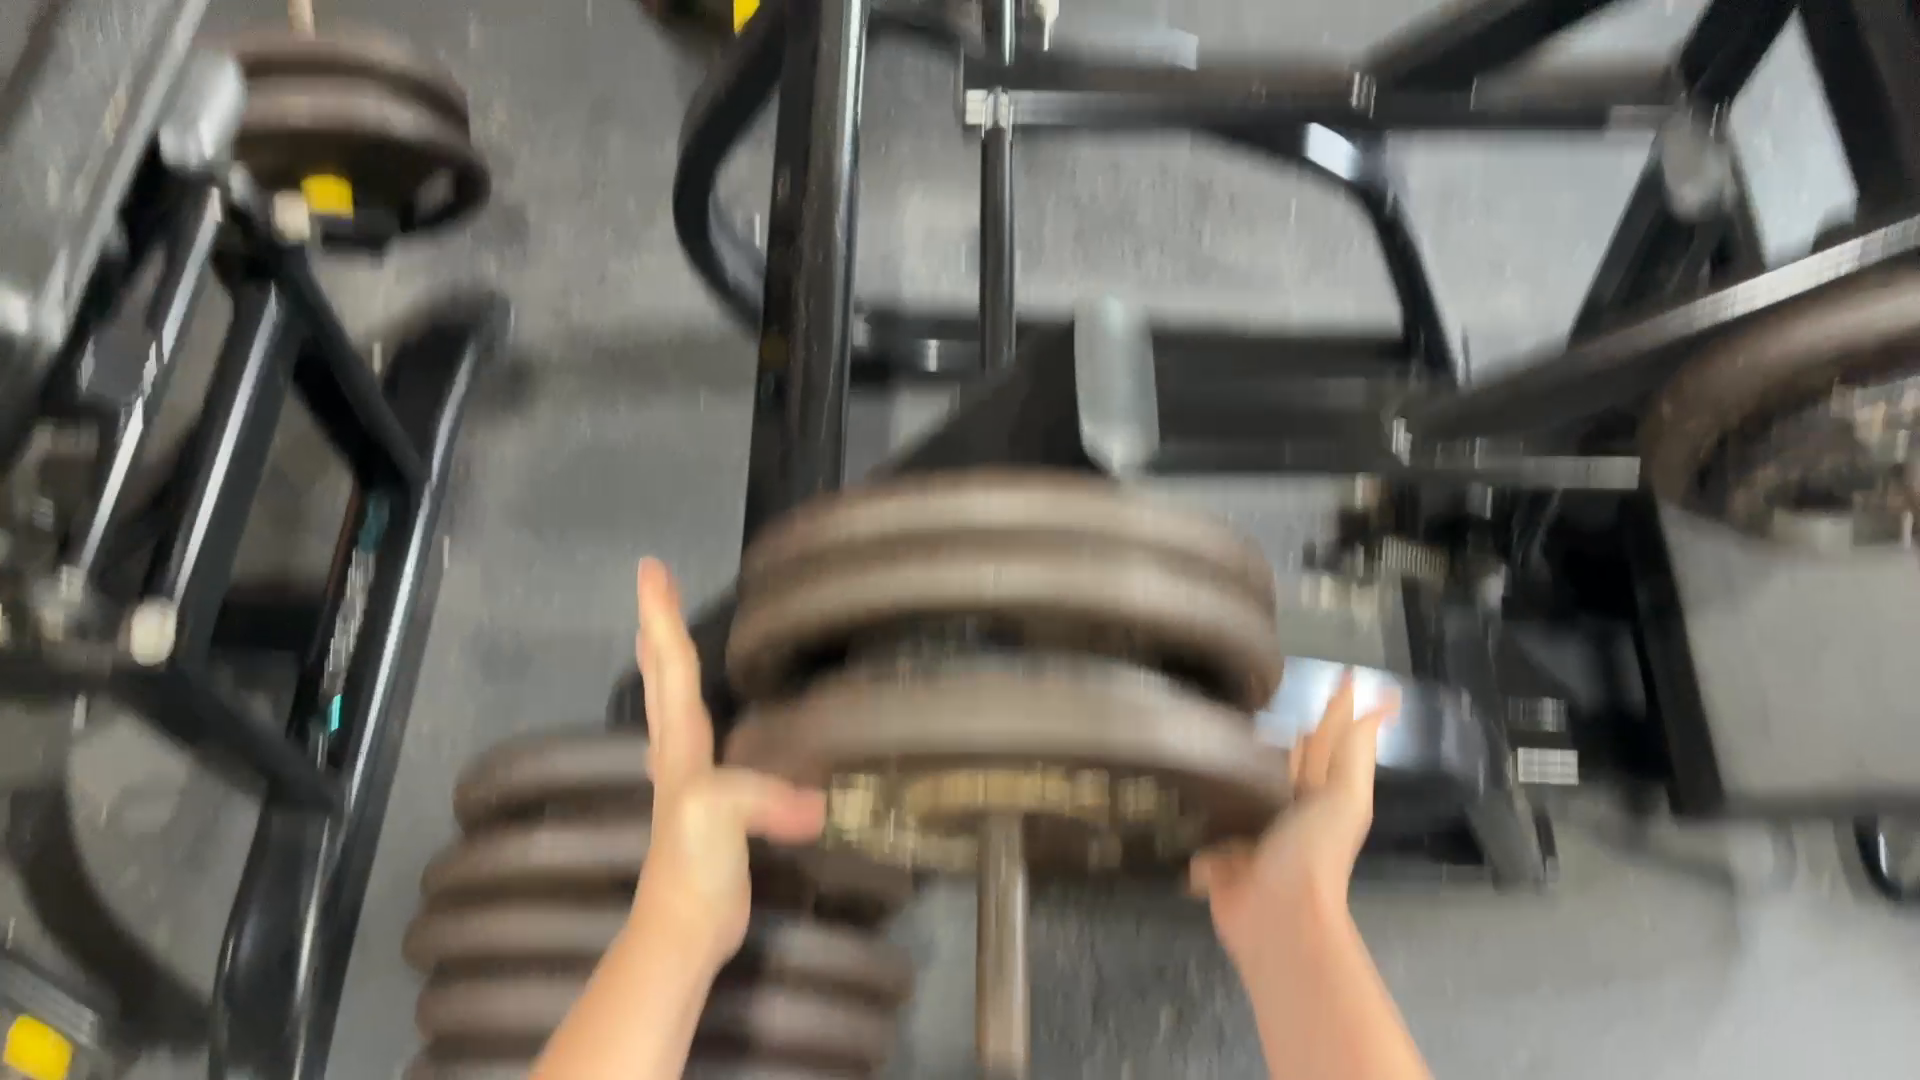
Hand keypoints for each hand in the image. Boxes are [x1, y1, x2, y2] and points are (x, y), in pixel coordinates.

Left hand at [630, 558, 826, 971]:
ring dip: (666, 666)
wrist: (683, 928)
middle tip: (654, 586)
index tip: (651, 570)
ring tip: (662, 636)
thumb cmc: (692, 866)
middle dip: (658, 628)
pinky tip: (696, 721)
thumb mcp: (718, 816)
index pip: (672, 666)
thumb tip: (818, 806)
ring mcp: (690, 778)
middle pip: (664, 677)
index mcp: (681, 743)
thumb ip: (758, 795)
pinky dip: (691, 713)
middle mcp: (679, 751)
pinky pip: (701, 741)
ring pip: (673, 705)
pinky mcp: (712, 805)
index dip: (662, 616)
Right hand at [1190, 671, 1398, 964]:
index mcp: (1319, 790)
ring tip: (1211, 714)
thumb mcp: (1343, 798)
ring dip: (1231, 752)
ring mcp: (1249, 824)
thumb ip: (1352, 752)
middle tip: (1257, 685)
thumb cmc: (1313, 853)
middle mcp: (1286, 803)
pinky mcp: (1214, 843)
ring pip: (1240, 777)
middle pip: (1283, 755)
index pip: (1327, 738)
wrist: (1274, 915)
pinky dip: (1192, 798)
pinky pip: (1202, 813)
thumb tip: (1384, 702)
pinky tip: (1173, 767)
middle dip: (1279, 725)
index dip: (1335, 708)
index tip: (1341, 671)